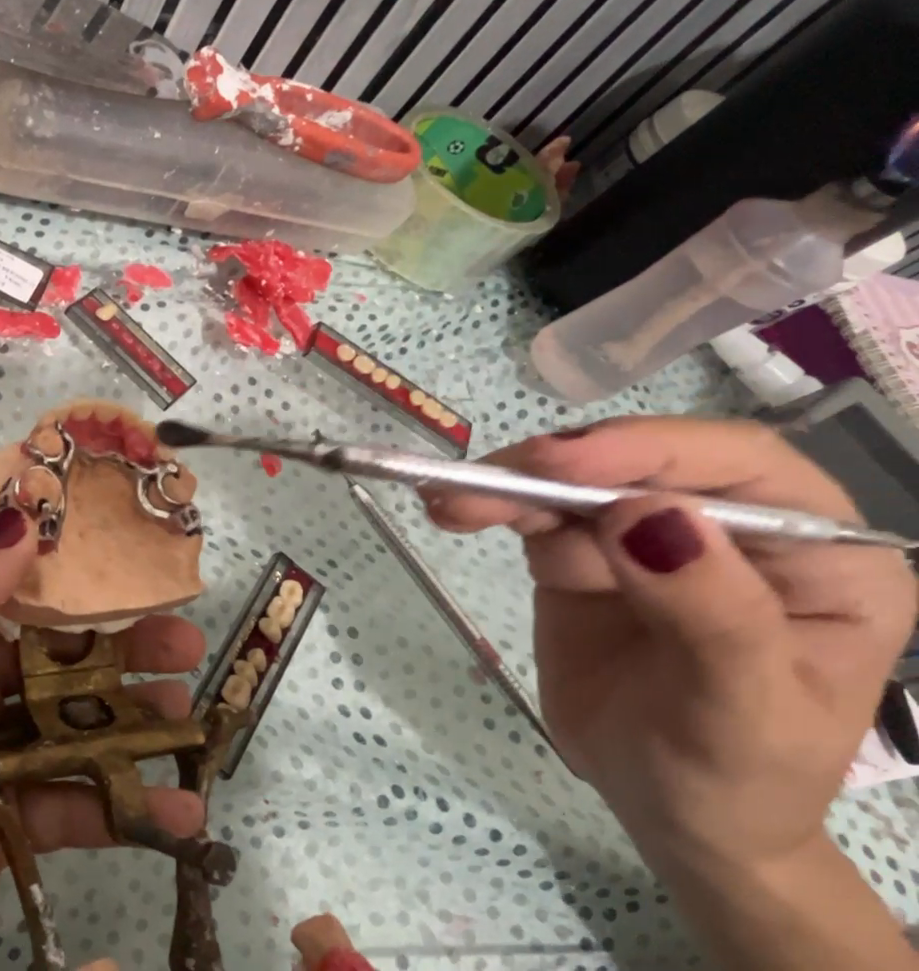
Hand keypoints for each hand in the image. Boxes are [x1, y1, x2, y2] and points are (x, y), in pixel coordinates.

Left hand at [0, 509, 208, 970]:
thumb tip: (11, 517)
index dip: (45, 562)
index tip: (119, 551)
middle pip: (37, 656)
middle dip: (111, 644)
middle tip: (185, 642)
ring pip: (60, 726)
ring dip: (126, 719)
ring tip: (190, 717)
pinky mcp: (0, 833)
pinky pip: (67, 801)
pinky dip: (119, 803)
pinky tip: (176, 813)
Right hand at [422, 417, 916, 871]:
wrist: (672, 814)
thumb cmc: (735, 776)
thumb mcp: (742, 713)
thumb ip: (712, 614)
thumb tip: (644, 516)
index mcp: (820, 558)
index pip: (743, 471)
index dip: (651, 452)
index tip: (561, 466)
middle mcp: (738, 532)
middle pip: (646, 466)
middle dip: (563, 468)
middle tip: (485, 479)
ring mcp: (654, 543)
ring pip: (579, 487)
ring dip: (511, 486)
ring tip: (447, 502)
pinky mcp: (587, 560)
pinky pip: (540, 519)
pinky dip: (496, 508)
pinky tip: (455, 512)